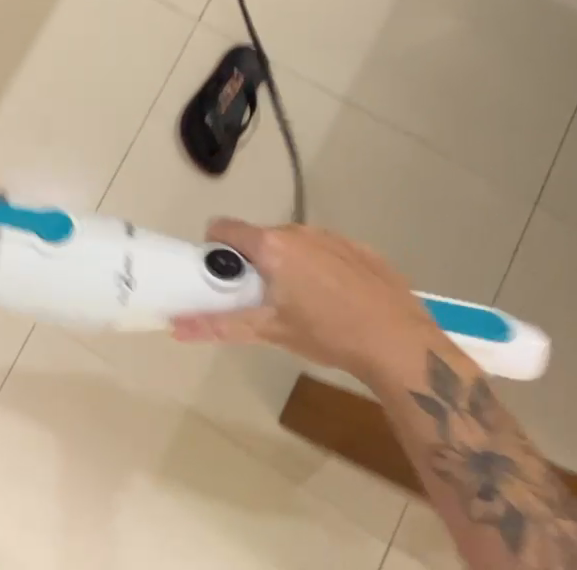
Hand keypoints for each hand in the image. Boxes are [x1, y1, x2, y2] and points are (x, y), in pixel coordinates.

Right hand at [170, 218, 449, 388]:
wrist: (402, 348)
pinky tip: (338, 299)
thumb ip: (217, 325)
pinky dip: (322, 268)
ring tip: (303, 301)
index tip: (224, 277)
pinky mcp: (365, 251)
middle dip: (254, 261)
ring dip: (288, 263)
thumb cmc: (327, 335)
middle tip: (262, 298)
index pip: (223, 228)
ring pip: (295, 243)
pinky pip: (328, 251)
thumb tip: (173, 327)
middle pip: (259, 238)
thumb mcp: (269, 331)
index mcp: (271, 245)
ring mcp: (335, 238)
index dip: (215, 249)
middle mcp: (299, 231)